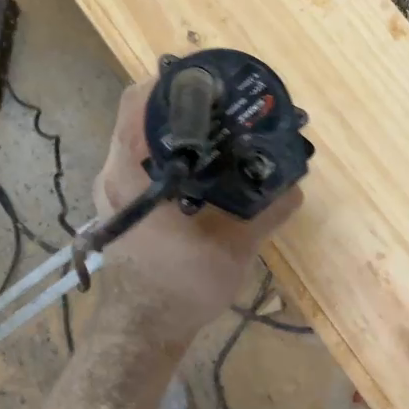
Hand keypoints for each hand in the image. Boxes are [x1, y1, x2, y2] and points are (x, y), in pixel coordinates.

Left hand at [91, 78, 303, 342]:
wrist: (145, 330)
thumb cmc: (180, 285)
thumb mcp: (232, 248)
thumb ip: (266, 212)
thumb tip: (296, 184)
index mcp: (129, 173)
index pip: (135, 104)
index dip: (167, 81)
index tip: (205, 78)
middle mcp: (112, 173)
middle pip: (137, 115)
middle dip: (178, 102)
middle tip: (220, 101)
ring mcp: (112, 189)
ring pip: (138, 138)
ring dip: (172, 127)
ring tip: (215, 127)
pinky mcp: (119, 204)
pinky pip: (140, 160)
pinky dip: (167, 151)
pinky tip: (202, 164)